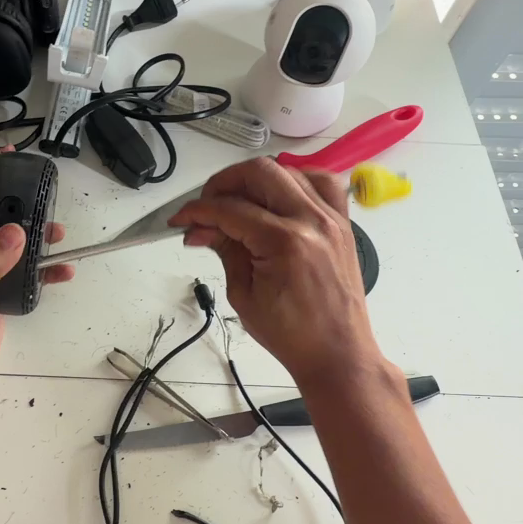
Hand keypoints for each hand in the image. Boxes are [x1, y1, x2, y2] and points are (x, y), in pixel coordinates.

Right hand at [170, 158, 390, 387]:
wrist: (337, 353)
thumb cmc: (291, 334)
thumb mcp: (243, 294)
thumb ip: (224, 250)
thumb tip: (199, 228)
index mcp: (284, 243)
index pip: (229, 209)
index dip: (197, 211)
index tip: (180, 219)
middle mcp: (311, 221)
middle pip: (259, 172)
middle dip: (223, 183)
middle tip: (206, 206)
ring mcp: (331, 219)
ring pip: (289, 170)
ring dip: (256, 179)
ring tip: (238, 201)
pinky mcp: (342, 224)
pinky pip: (322, 182)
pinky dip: (296, 179)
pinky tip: (278, 195)